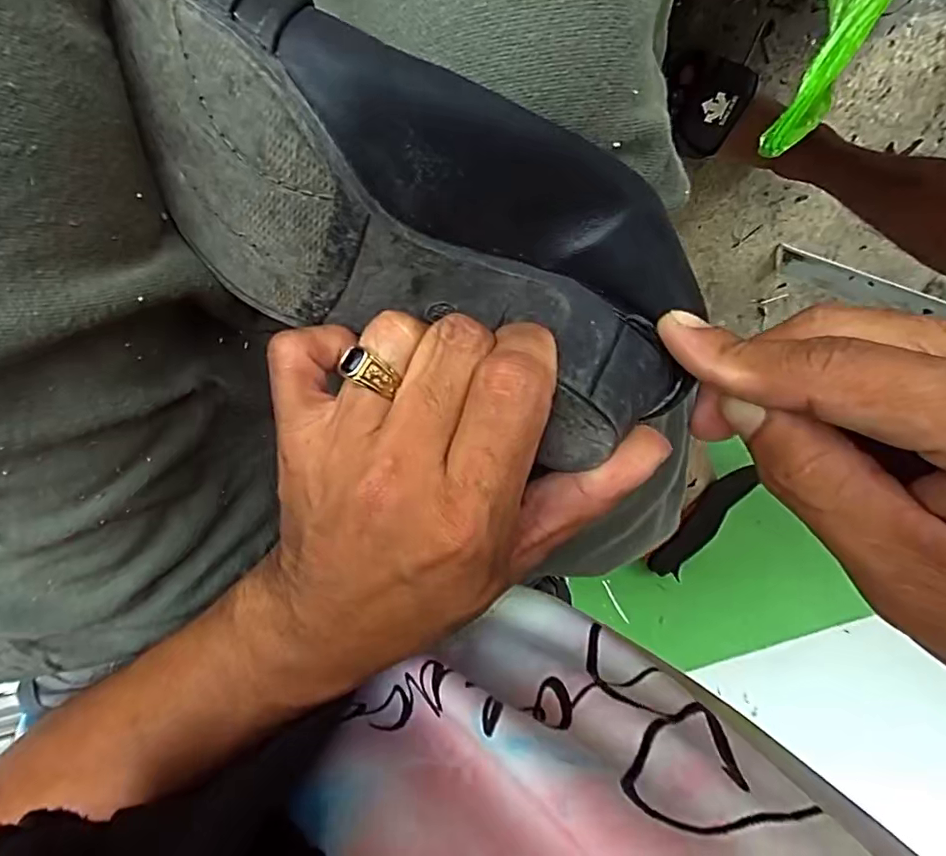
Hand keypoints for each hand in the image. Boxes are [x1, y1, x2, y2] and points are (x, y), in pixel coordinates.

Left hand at [248, 311, 670, 699]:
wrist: (329, 615)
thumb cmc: (432, 589)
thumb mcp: (520, 556)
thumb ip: (588, 494)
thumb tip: (652, 439)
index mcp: (468, 502)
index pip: (513, 377)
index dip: (529, 348)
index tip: (525, 360)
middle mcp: (402, 465)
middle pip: (455, 340)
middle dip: (479, 342)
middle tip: (473, 375)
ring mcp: (339, 442)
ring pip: (391, 331)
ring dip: (415, 341)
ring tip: (418, 377)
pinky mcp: (293, 428)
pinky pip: (304, 346)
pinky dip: (330, 342)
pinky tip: (351, 371)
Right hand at [657, 304, 945, 829]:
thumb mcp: (923, 589)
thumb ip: (820, 483)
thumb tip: (747, 406)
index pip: (859, 370)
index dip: (751, 357)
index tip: (675, 343)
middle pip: (873, 330)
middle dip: (774, 365)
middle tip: (720, 420)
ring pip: (898, 333)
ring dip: (819, 376)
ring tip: (793, 438)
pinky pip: (937, 352)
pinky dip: (872, 383)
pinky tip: (866, 434)